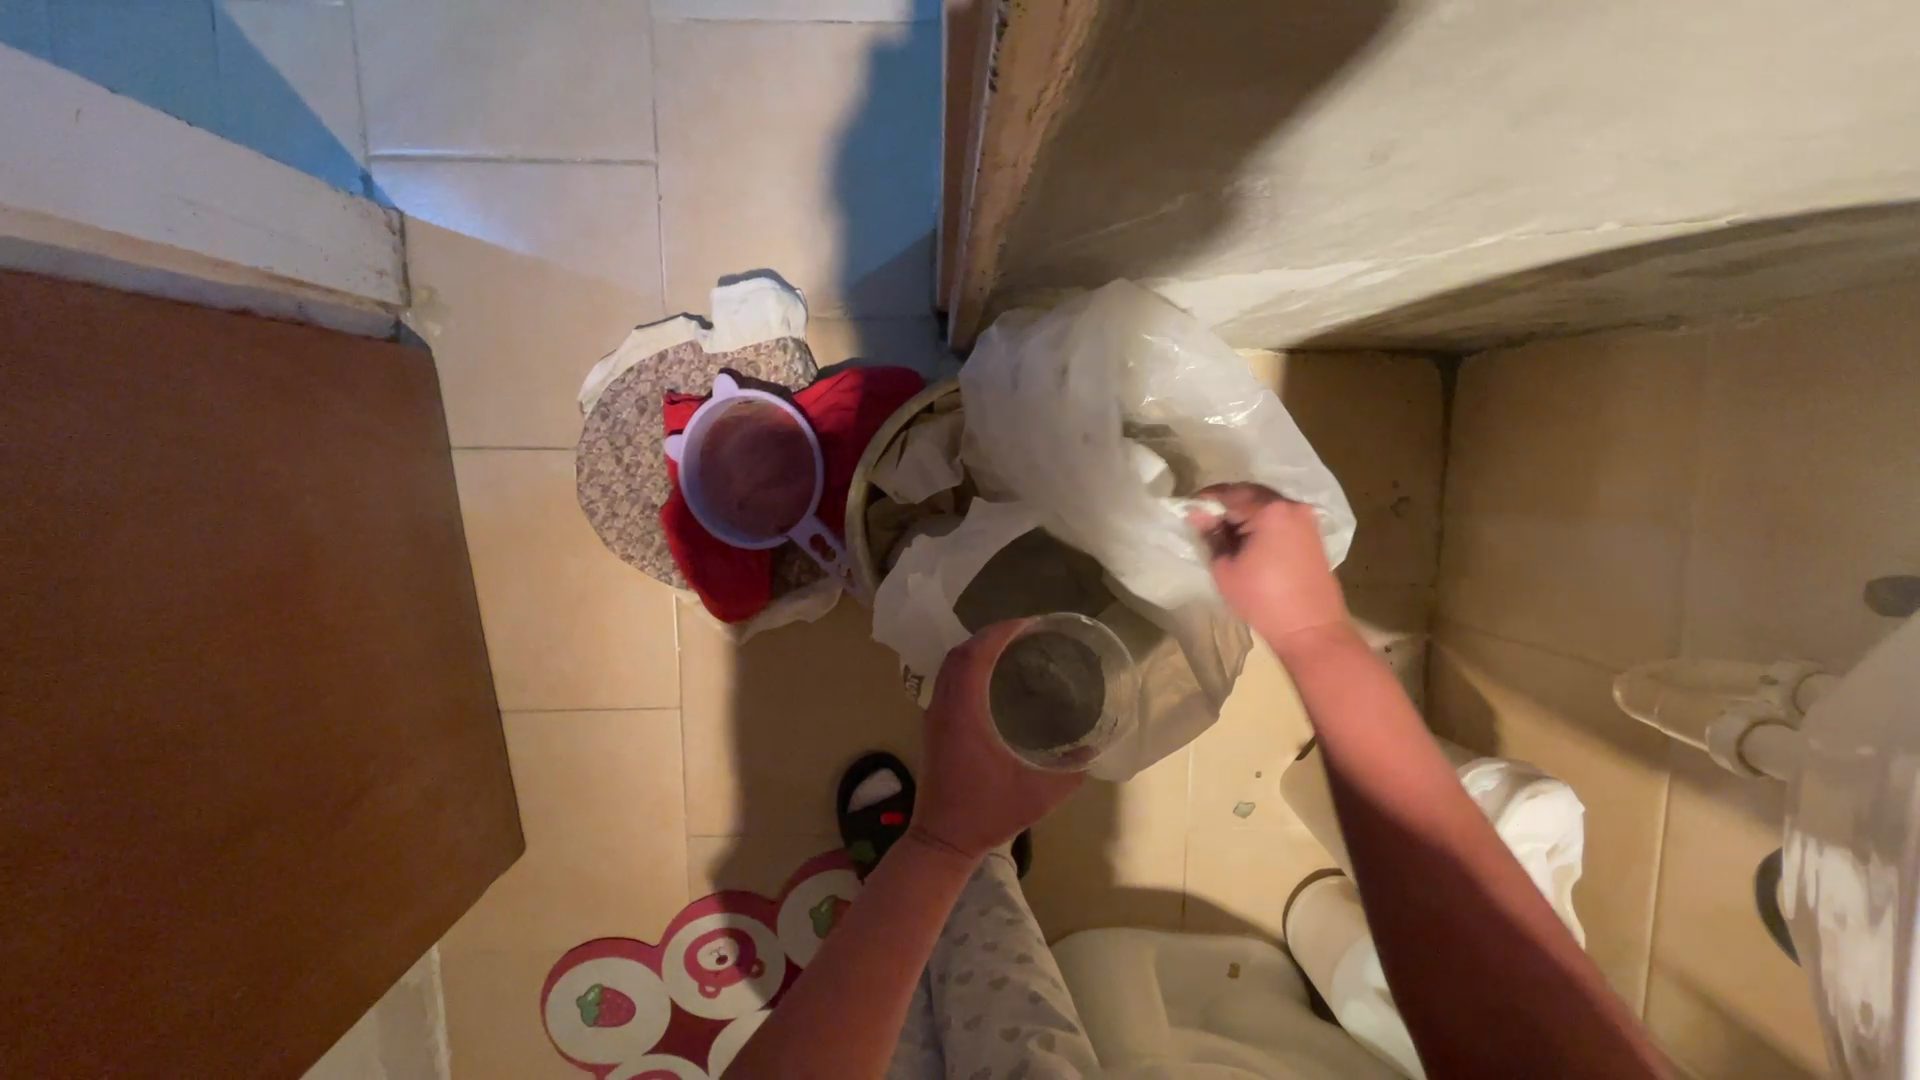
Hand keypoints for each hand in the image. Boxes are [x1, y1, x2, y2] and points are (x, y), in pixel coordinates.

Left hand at [910, 621, 1083, 860]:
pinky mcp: (933, 726)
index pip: (975, 654)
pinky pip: (947, 680)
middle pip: (960, 652)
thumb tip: (1095, 744)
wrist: (942, 840)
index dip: (1000, 632)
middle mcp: (944, 706)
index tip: (1030, 624)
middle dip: (990, 634)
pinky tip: (992, 677)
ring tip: (1012, 648)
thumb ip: (1071, 768)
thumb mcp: (1039, 793)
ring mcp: (934, 716)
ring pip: (950, 666)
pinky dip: (968, 667)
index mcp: (963, 713)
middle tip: (1026, 632)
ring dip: (977, 649)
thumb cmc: (987, 813)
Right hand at [1187, 483, 1349, 647]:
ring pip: (1265, 504)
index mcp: (1270, 510)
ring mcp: (1306, 518)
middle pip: (1249, 494)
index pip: (1228, 493)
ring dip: (1243, 512)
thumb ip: (1210, 536)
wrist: (1310, 628)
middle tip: (1203, 521)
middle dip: (1224, 504)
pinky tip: (1246, 539)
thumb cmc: (1262, 599)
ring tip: (1223, 532)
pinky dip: (1260, 521)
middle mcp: (1291, 505)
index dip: (1204, 501)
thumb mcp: (1225, 568)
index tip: (1187, 511)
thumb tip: (1196, 514)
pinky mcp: (1312, 532)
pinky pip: (1279, 516)